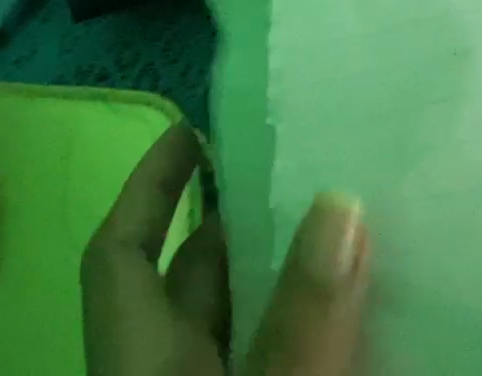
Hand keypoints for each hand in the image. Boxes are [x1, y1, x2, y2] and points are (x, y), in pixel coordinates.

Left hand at [81, 125, 370, 375]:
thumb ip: (301, 313)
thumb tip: (340, 200)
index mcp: (139, 358)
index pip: (121, 252)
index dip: (149, 185)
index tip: (191, 128)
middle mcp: (163, 372)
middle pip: (187, 280)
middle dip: (238, 219)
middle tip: (302, 167)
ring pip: (237, 319)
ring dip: (281, 272)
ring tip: (346, 221)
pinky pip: (269, 354)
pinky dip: (304, 324)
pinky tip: (360, 306)